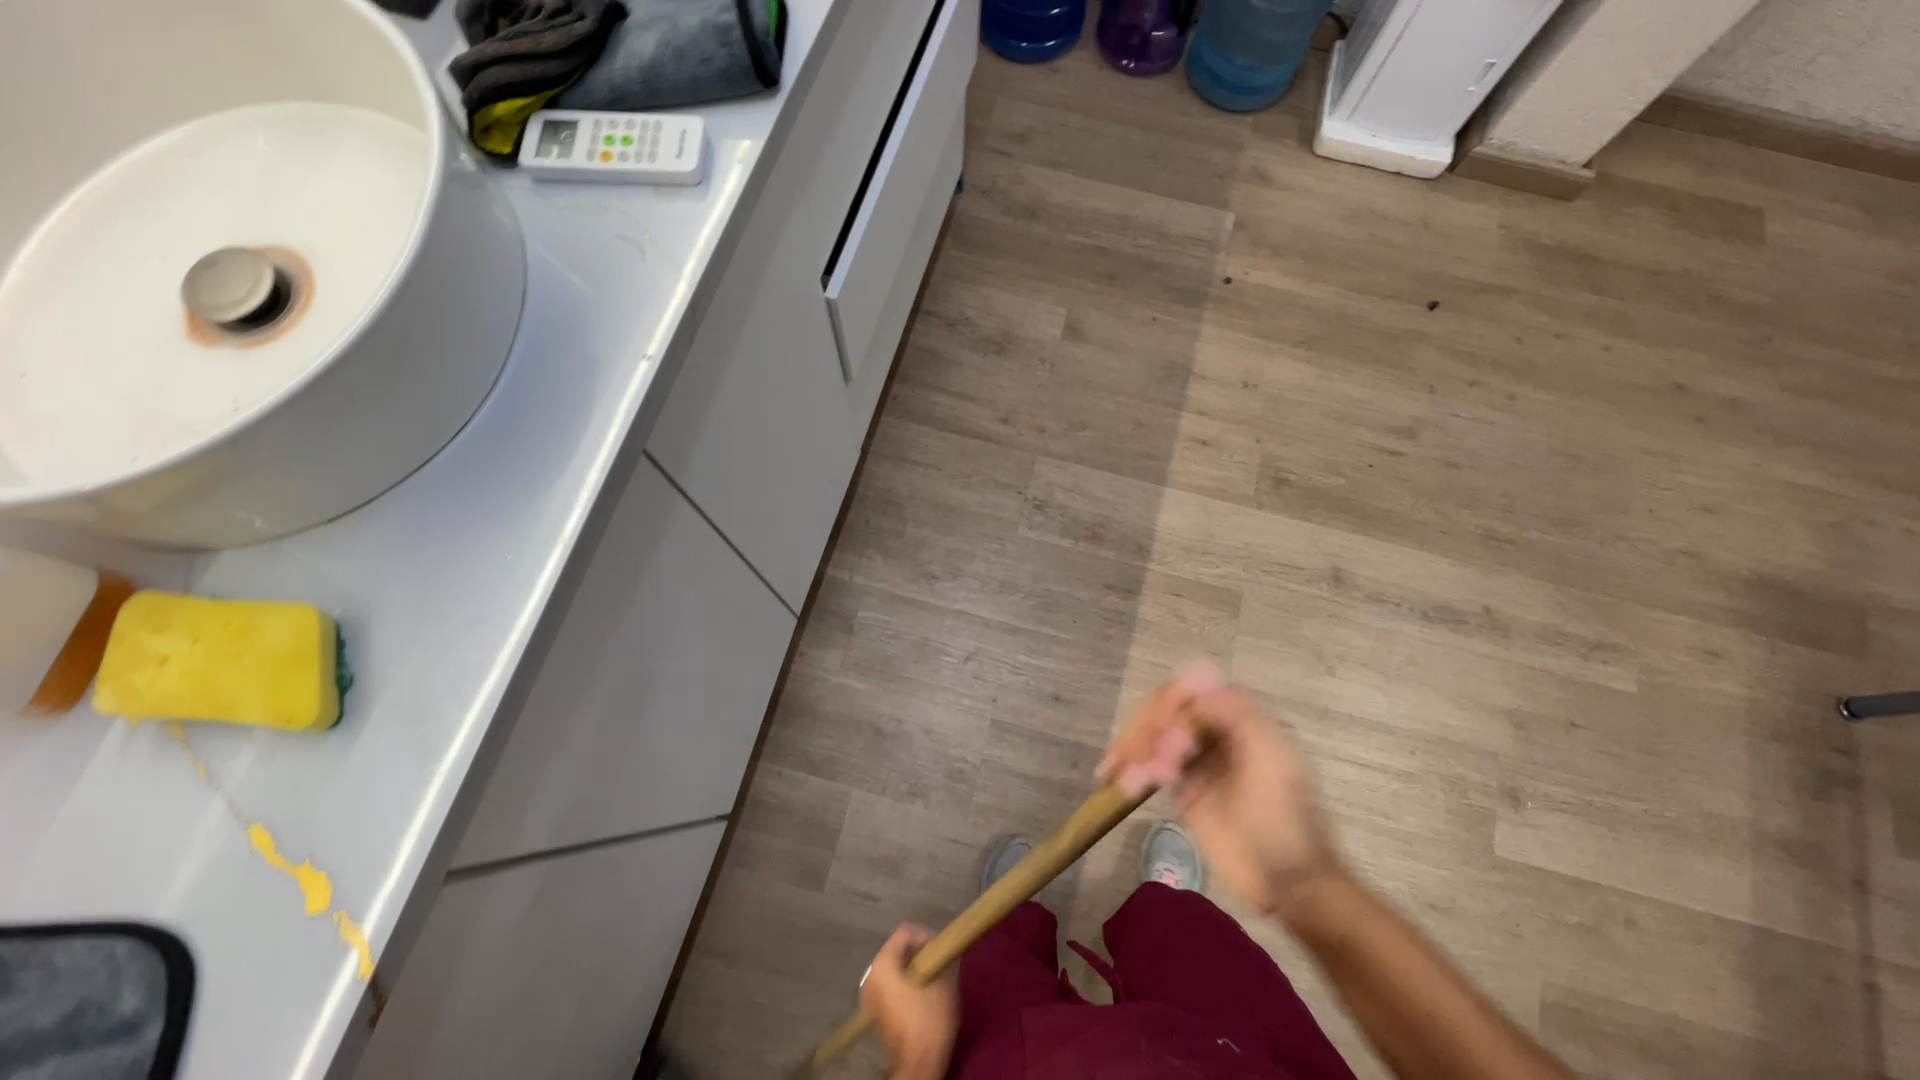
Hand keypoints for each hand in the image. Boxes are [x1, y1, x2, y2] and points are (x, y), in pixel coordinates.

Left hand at [861, 924, 957, 1079]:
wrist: (918, 1062)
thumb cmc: (930, 1019)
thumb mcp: (945, 983)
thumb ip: (945, 958)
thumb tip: (947, 948)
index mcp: (883, 964)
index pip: (905, 932)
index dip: (926, 935)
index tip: (942, 948)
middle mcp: (871, 974)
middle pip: (897, 948)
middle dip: (919, 951)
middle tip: (939, 961)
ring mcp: (869, 993)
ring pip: (893, 966)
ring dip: (913, 966)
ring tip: (933, 976)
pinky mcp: (874, 1008)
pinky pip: (890, 982)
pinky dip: (905, 980)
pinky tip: (921, 991)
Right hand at [1101, 664, 1342, 918]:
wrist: (1285, 882)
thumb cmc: (1285, 819)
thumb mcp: (1271, 760)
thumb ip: (1236, 714)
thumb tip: (1196, 675)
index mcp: (1242, 718)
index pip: (1194, 688)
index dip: (1172, 702)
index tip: (1162, 728)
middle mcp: (1216, 731)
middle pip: (1166, 708)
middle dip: (1147, 728)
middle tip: (1142, 759)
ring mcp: (1198, 759)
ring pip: (1151, 734)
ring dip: (1134, 749)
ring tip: (1128, 780)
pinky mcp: (1183, 787)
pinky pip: (1149, 764)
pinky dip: (1131, 768)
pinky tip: (1121, 783)